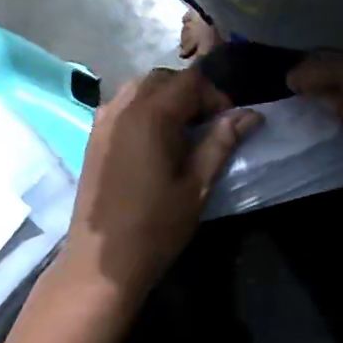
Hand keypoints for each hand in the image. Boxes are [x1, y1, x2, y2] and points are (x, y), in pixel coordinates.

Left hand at [62, 68, 261, 293]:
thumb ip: (222, 143)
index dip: (215, 96)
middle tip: (209, 127)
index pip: (190, 81)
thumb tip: (250, 115)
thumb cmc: (155, 227)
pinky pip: (121, 107)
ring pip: (138, 89)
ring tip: (182, 134)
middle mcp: (122, 108)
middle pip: (162, 79)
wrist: (102, 263)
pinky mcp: (92, 139)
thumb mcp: (197, 186)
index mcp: (150, 115)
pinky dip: (142, 110)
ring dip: (165, 99)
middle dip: (190, 94)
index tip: (229, 124)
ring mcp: (102, 122)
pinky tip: (154, 143)